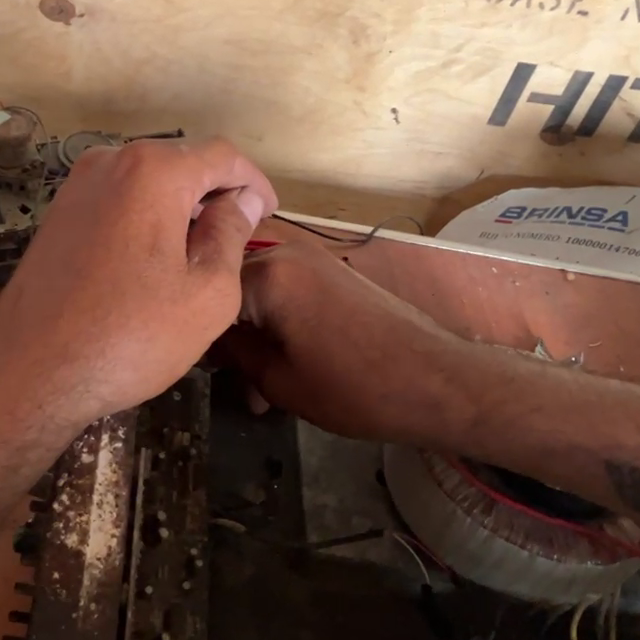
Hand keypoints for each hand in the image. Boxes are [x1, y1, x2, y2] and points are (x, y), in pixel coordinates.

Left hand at [0, 137, 277, 432]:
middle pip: (181, 161)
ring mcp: (76, 185)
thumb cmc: (129, 336)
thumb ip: (230, 233)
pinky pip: (117, 199)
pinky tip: (153, 259)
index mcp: (152, 170)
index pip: (222, 154)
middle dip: (215, 193)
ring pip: (147, 180)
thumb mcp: (207, 292)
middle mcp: (110, 160)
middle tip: (236, 238)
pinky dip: (145, 216)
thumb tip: (241, 200)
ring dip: (179, 206)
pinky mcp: (58, 212)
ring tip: (198, 253)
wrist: (31, 370)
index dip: (252, 182)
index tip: (266, 216)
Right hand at [216, 241, 470, 442]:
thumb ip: (232, 353)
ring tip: (263, 388)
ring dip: (255, 336)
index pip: (206, 298)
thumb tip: (208, 342)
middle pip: (232, 291)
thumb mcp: (278, 381)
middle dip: (230, 338)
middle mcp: (286, 251)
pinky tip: (287, 364)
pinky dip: (279, 325)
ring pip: (259, 296)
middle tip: (236, 385)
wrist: (439, 382)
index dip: (200, 338)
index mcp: (266, 273)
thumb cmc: (354, 388)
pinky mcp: (333, 272)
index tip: (206, 372)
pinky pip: (286, 293)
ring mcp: (313, 258)